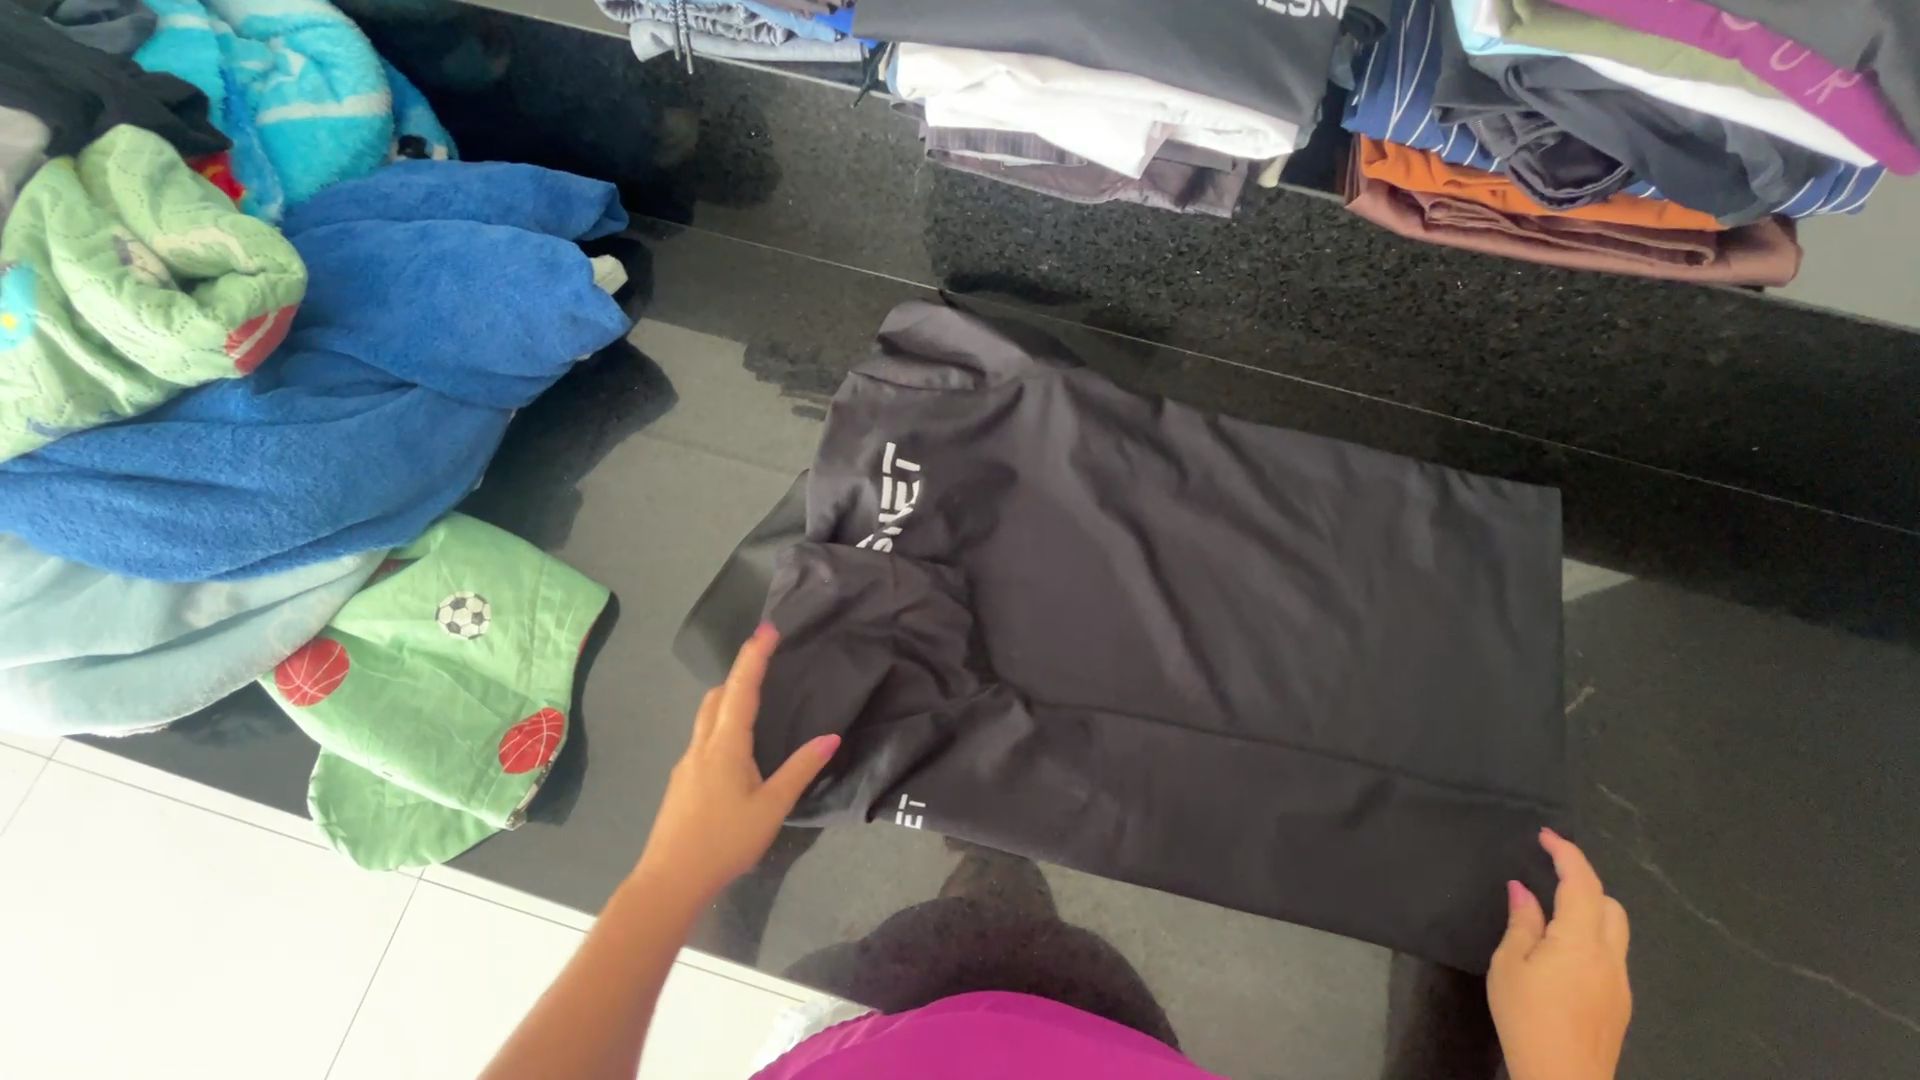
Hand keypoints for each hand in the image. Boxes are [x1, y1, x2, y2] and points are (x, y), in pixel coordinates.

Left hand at [633, 623, 838, 905]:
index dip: (754, 657)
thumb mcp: (771, 807)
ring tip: (755, 705)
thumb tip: (830, 737)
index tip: (767, 629)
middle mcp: (701, 746)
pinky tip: (736, 753)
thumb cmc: (724, 841)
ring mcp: (686, 765)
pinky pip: (703, 741)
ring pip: (706, 719)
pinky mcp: (681, 783)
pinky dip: (721, 728)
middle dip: (739, 676)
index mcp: (725, 745)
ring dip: (728, 702)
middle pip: (716, 698)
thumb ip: (800, 770)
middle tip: (764, 666)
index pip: (741, 689)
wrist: (669, 881)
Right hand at [1488, 828, 1632, 1079]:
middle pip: (1610, 905)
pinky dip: (1589, 936)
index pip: (1582, 884)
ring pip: (1614, 930)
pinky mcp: (1619, 1002)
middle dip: (1583, 881)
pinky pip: (1610, 954)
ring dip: (1589, 909)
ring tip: (1552, 910)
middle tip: (1548, 873)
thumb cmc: (1527, 1016)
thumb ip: (1522, 923)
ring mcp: (1620, 982)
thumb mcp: (1510, 964)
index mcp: (1581, 941)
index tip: (1545, 835)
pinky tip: (1559, 951)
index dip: (1567, 854)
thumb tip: (1523, 890)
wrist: (1563, 1078)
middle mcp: (1610, 956)